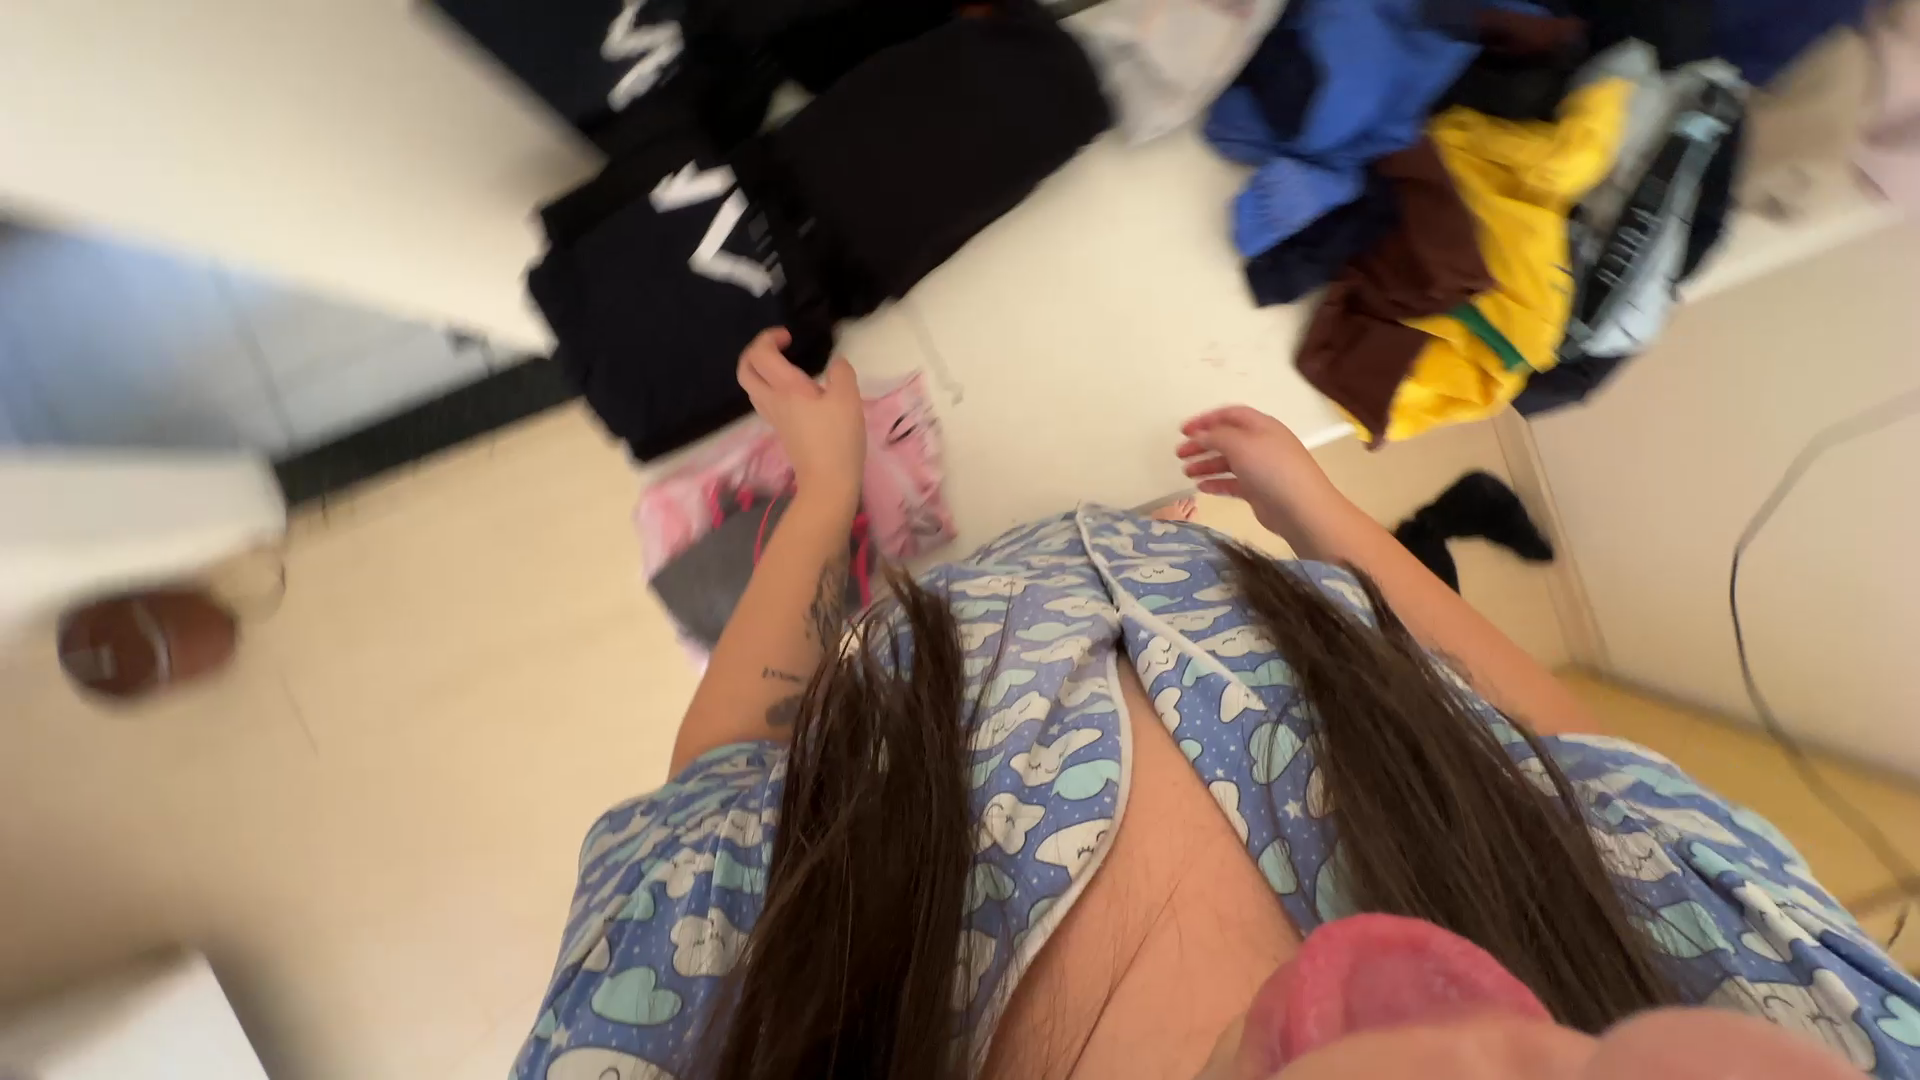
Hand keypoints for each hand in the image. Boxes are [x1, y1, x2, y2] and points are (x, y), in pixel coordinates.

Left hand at [738, 328, 864, 506]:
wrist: (828, 482)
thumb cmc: (838, 439)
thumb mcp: (848, 399)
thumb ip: (842, 374)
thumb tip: (837, 365)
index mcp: (786, 388)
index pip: (759, 354)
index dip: (769, 338)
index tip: (790, 337)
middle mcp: (773, 401)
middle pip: (745, 371)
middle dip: (755, 353)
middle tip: (777, 348)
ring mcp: (776, 419)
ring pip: (753, 388)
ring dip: (761, 371)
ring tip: (785, 367)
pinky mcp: (783, 432)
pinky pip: (766, 401)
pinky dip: (772, 388)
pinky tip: (795, 392)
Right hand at [1176, 406, 1344, 540]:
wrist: (1300, 508)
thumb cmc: (1270, 469)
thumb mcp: (1240, 444)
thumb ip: (1216, 436)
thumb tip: (1200, 434)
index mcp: (1261, 426)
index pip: (1229, 415)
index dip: (1205, 420)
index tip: (1183, 431)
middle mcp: (1260, 444)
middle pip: (1226, 439)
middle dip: (1201, 444)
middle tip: (1179, 454)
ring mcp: (1260, 468)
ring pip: (1227, 461)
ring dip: (1205, 464)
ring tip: (1186, 473)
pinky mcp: (1258, 490)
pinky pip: (1232, 482)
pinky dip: (1216, 483)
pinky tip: (1201, 487)